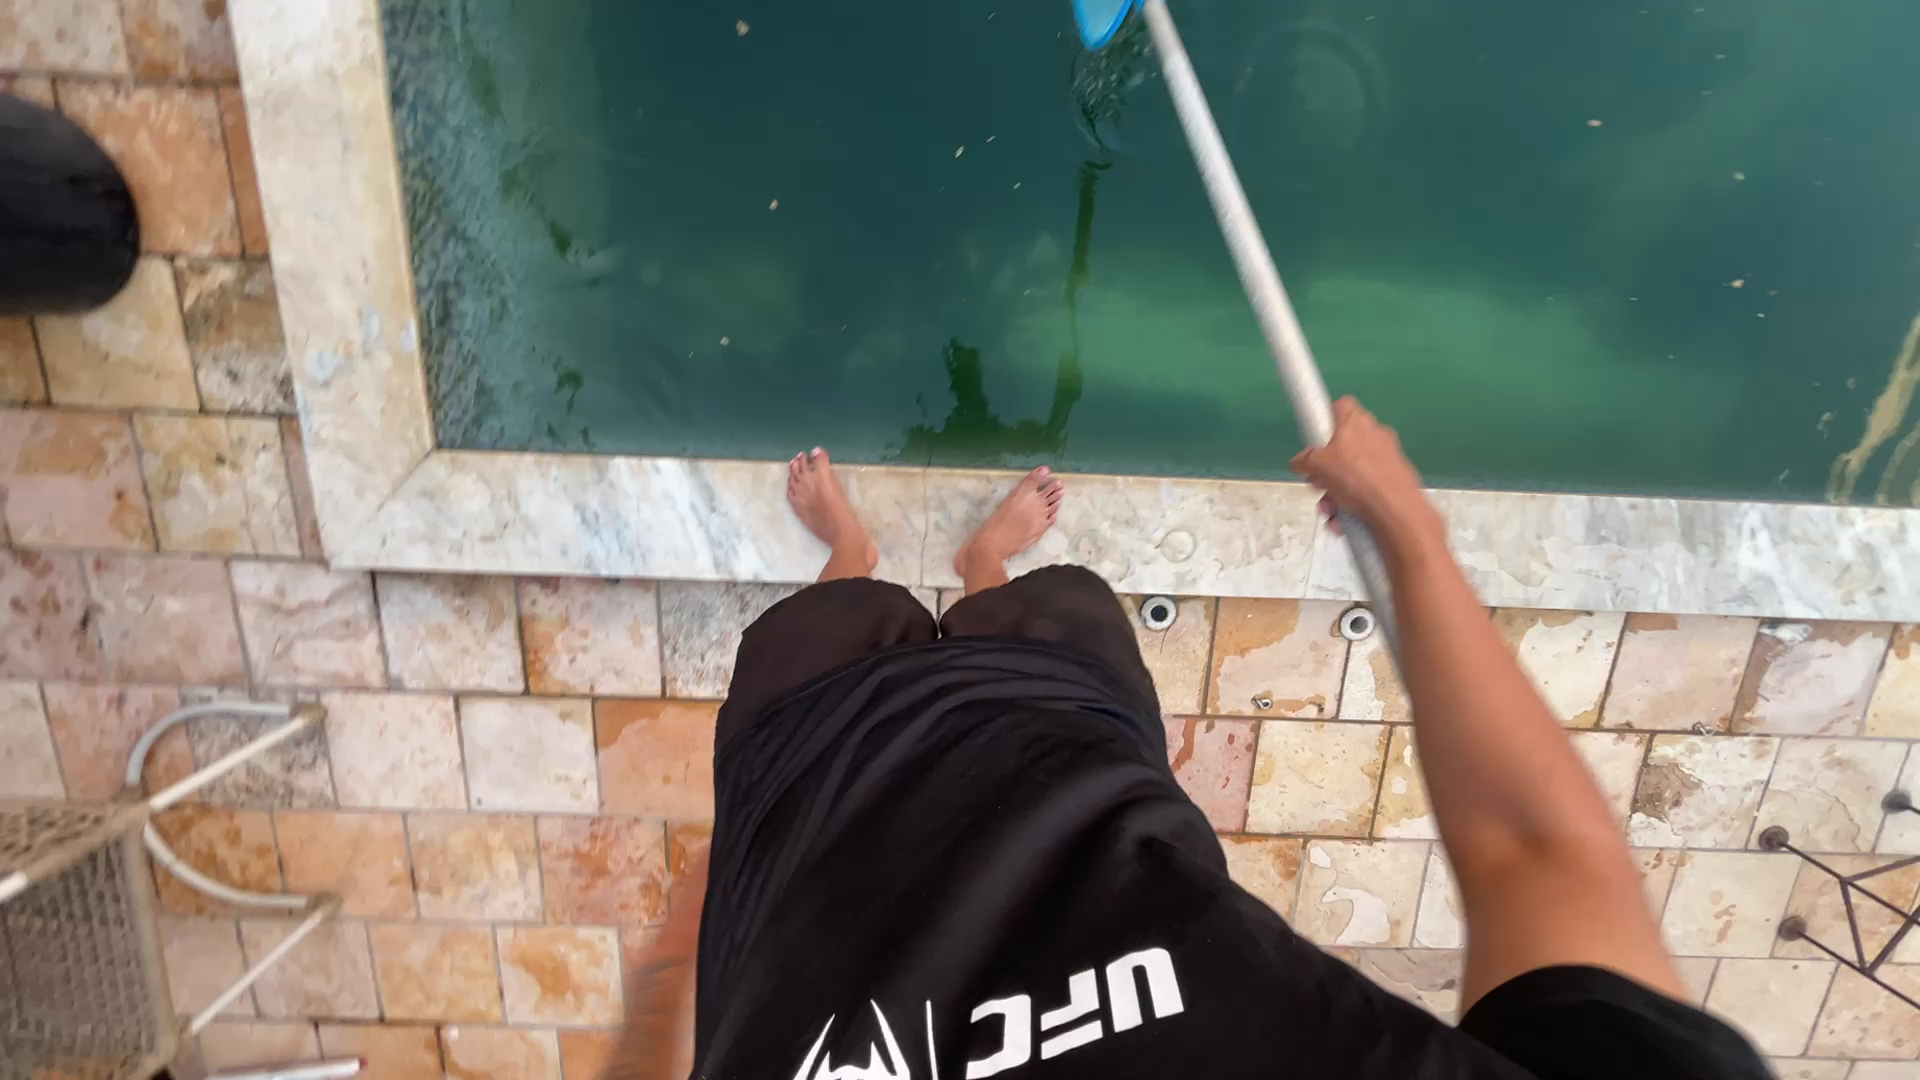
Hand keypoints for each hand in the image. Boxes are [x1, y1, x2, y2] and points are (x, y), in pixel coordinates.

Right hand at [1289, 397, 1435, 541]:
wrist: (1396, 510)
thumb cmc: (1355, 478)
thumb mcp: (1315, 465)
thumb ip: (1303, 460)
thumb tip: (1301, 462)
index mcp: (1357, 421)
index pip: (1340, 406)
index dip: (1324, 418)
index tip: (1314, 438)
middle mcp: (1376, 435)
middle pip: (1343, 445)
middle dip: (1326, 467)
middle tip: (1318, 482)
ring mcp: (1388, 459)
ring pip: (1351, 472)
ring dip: (1335, 492)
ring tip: (1330, 508)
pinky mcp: (1395, 481)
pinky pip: (1364, 490)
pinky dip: (1351, 505)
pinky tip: (1343, 519)